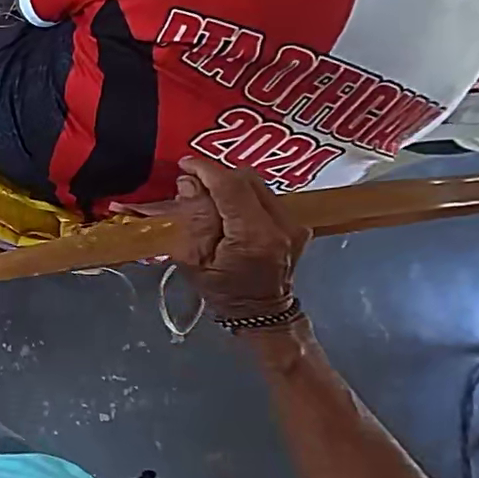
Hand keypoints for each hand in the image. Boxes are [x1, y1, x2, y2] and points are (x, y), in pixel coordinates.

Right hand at [166, 156, 310, 319]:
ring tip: (206, 193)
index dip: (206, 170)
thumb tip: (188, 183)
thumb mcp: (194, 261)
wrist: (262, 314)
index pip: (231, 187)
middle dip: (217, 175)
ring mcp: (293, 223)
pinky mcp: (295, 224)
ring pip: (258, 184)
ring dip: (229, 183)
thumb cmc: (223, 292)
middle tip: (192, 181)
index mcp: (254, 237)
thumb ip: (194, 220)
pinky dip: (241, 194)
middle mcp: (281, 225)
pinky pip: (264, 196)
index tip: (184, 163)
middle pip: (247, 179)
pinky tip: (225, 206)